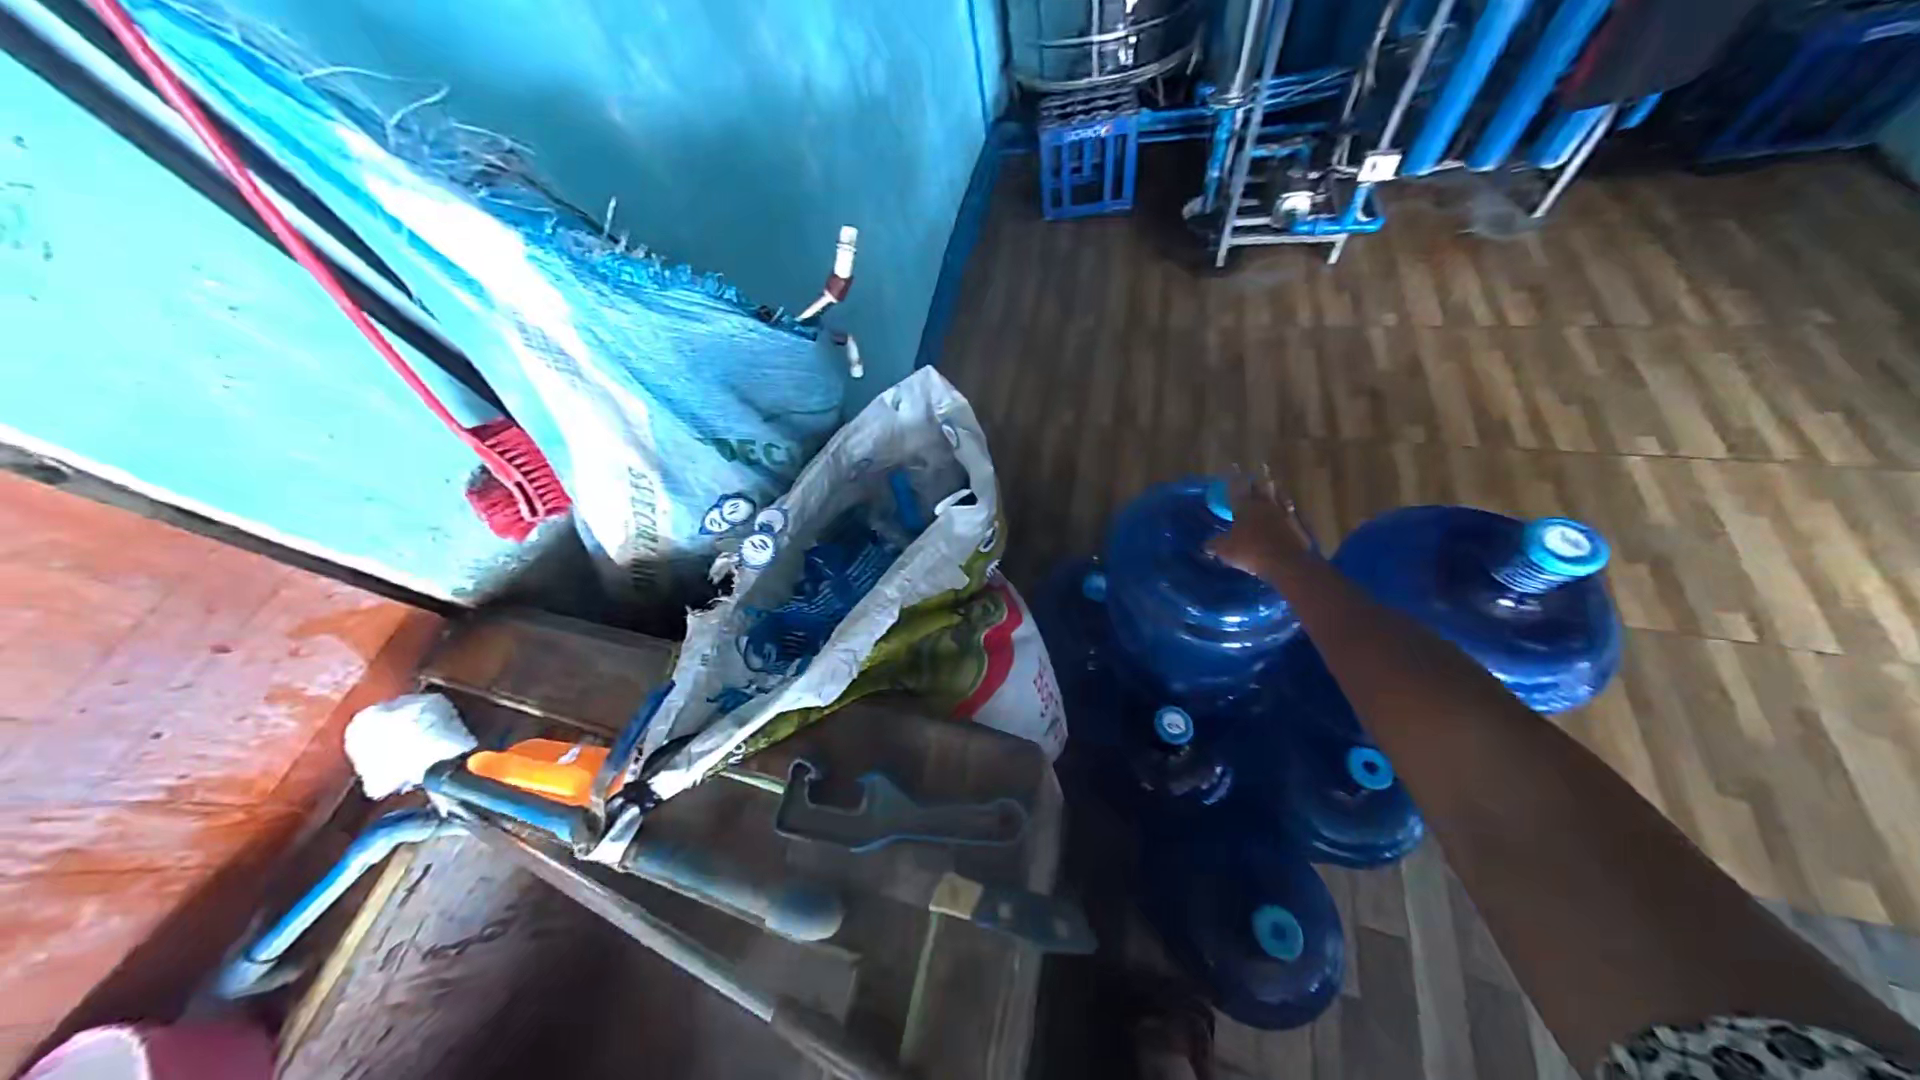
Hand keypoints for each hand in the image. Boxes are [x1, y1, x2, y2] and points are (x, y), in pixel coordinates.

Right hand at [1207, 471, 1314, 579]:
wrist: (1285, 562)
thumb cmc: (1250, 551)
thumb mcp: (1224, 549)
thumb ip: (1214, 544)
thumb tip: (1205, 546)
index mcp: (1245, 507)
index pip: (1237, 488)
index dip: (1234, 477)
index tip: (1233, 465)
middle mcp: (1264, 505)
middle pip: (1261, 487)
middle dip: (1257, 479)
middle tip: (1258, 470)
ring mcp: (1282, 514)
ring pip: (1277, 495)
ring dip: (1274, 488)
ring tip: (1273, 481)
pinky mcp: (1295, 525)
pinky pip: (1290, 510)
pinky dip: (1287, 506)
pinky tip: (1288, 505)